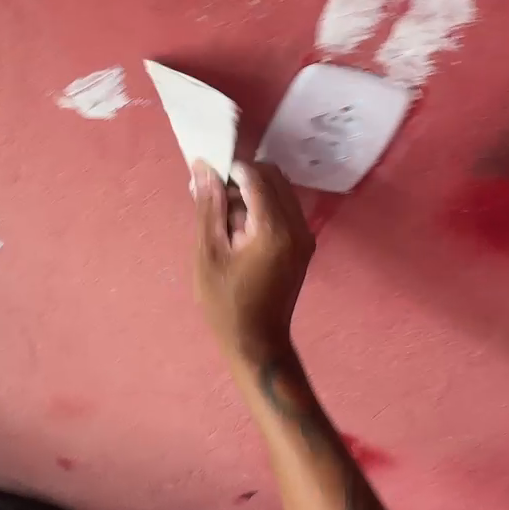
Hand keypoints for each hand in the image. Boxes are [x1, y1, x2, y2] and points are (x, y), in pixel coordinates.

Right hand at [193, 159, 315, 368]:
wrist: (257, 342)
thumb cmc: (225, 302)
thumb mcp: (209, 253)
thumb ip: (209, 206)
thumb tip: (203, 167)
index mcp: (274, 229)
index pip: (255, 176)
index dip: (229, 170)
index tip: (206, 180)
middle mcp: (297, 226)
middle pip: (272, 176)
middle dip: (242, 177)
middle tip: (215, 200)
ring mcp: (305, 234)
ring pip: (280, 188)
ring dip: (252, 190)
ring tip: (225, 216)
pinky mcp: (304, 242)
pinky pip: (284, 206)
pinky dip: (262, 204)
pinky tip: (240, 227)